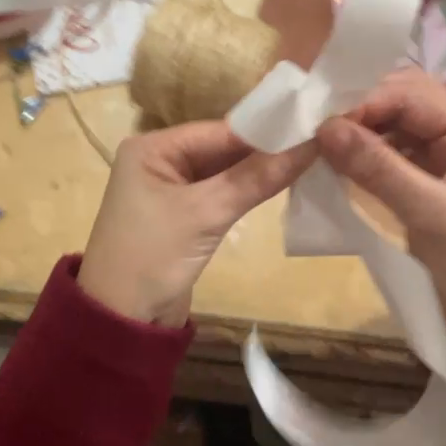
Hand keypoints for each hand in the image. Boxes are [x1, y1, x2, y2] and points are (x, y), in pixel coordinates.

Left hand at [79, 122, 317, 326]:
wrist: (122, 321)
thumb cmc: (152, 257)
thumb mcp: (205, 213)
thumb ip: (256, 178)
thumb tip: (310, 143)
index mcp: (151, 148)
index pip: (220, 130)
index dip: (267, 129)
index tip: (315, 125)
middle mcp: (160, 161)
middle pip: (224, 149)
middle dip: (268, 150)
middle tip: (324, 141)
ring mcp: (172, 191)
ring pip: (226, 173)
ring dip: (262, 172)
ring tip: (315, 160)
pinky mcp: (184, 218)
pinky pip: (222, 196)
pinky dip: (248, 193)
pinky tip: (285, 186)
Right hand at [317, 68, 445, 355]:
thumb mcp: (432, 215)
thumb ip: (379, 169)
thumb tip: (325, 128)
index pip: (412, 96)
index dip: (365, 100)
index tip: (320, 121)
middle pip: (404, 105)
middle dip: (360, 109)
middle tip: (314, 127)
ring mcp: (445, 165)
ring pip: (395, 131)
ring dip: (360, 132)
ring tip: (319, 145)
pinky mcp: (430, 190)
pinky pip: (393, 159)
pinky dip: (366, 158)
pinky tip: (337, 165)